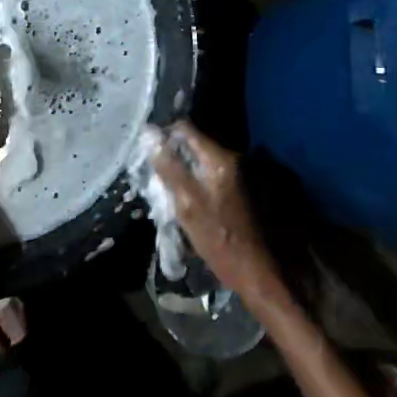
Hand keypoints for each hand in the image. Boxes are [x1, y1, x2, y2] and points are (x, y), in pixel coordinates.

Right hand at [151, 122, 281, 300]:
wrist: (251, 268)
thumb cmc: (217, 238)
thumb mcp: (186, 203)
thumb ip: (169, 167)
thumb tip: (149, 134)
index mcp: (219, 159)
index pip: (186, 129)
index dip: (163, 135)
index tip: (145, 150)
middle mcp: (229, 159)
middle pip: (191, 143)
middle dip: (169, 152)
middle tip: (150, 170)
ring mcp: (232, 173)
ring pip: (196, 159)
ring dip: (178, 167)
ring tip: (161, 184)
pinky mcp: (231, 187)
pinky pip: (204, 172)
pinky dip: (189, 178)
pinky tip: (178, 196)